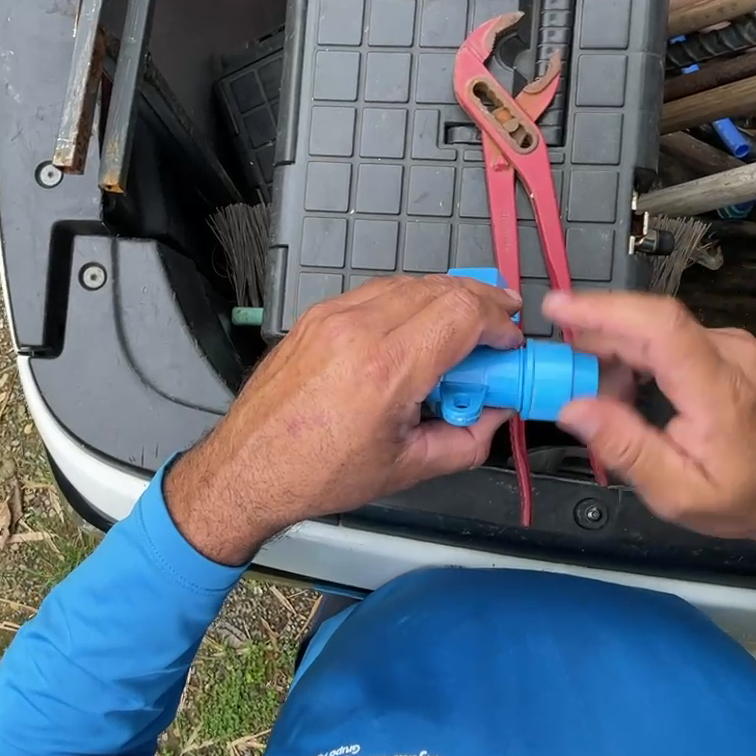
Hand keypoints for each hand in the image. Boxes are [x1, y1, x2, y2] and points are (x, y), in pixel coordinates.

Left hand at [166, 276, 521, 564]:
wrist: (248, 468)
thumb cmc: (316, 473)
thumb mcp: (408, 469)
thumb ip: (468, 440)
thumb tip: (496, 413)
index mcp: (385, 369)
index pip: (463, 312)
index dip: (498, 323)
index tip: (508, 343)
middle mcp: (357, 330)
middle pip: (442, 288)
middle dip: (482, 303)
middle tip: (497, 330)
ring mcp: (331, 317)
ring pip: (409, 283)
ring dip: (446, 299)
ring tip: (462, 331)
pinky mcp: (316, 317)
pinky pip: (376, 292)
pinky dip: (408, 302)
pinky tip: (417, 329)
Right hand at [542, 291, 755, 600]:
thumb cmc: (742, 497)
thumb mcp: (677, 493)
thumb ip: (624, 448)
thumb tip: (572, 409)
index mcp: (718, 390)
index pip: (660, 328)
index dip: (605, 310)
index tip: (556, 307)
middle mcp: (729, 354)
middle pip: (647, 325)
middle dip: (594, 341)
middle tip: (564, 376)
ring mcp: (730, 345)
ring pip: (652, 330)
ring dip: (613, 355)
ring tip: (605, 402)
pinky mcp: (724, 347)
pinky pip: (666, 338)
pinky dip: (633, 357)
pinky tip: (627, 392)